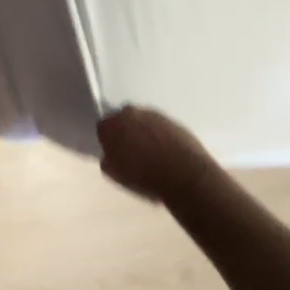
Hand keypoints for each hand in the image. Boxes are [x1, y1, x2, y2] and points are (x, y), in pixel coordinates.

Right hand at [96, 106, 217, 204]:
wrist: (186, 176)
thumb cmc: (144, 177)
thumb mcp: (115, 174)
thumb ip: (107, 159)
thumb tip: (111, 155)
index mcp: (110, 124)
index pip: (103, 127)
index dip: (109, 141)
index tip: (115, 154)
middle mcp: (130, 113)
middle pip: (124, 120)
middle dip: (127, 133)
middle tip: (133, 153)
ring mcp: (154, 114)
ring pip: (144, 122)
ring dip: (145, 134)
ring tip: (154, 156)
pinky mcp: (174, 120)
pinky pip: (162, 128)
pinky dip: (162, 137)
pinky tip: (168, 155)